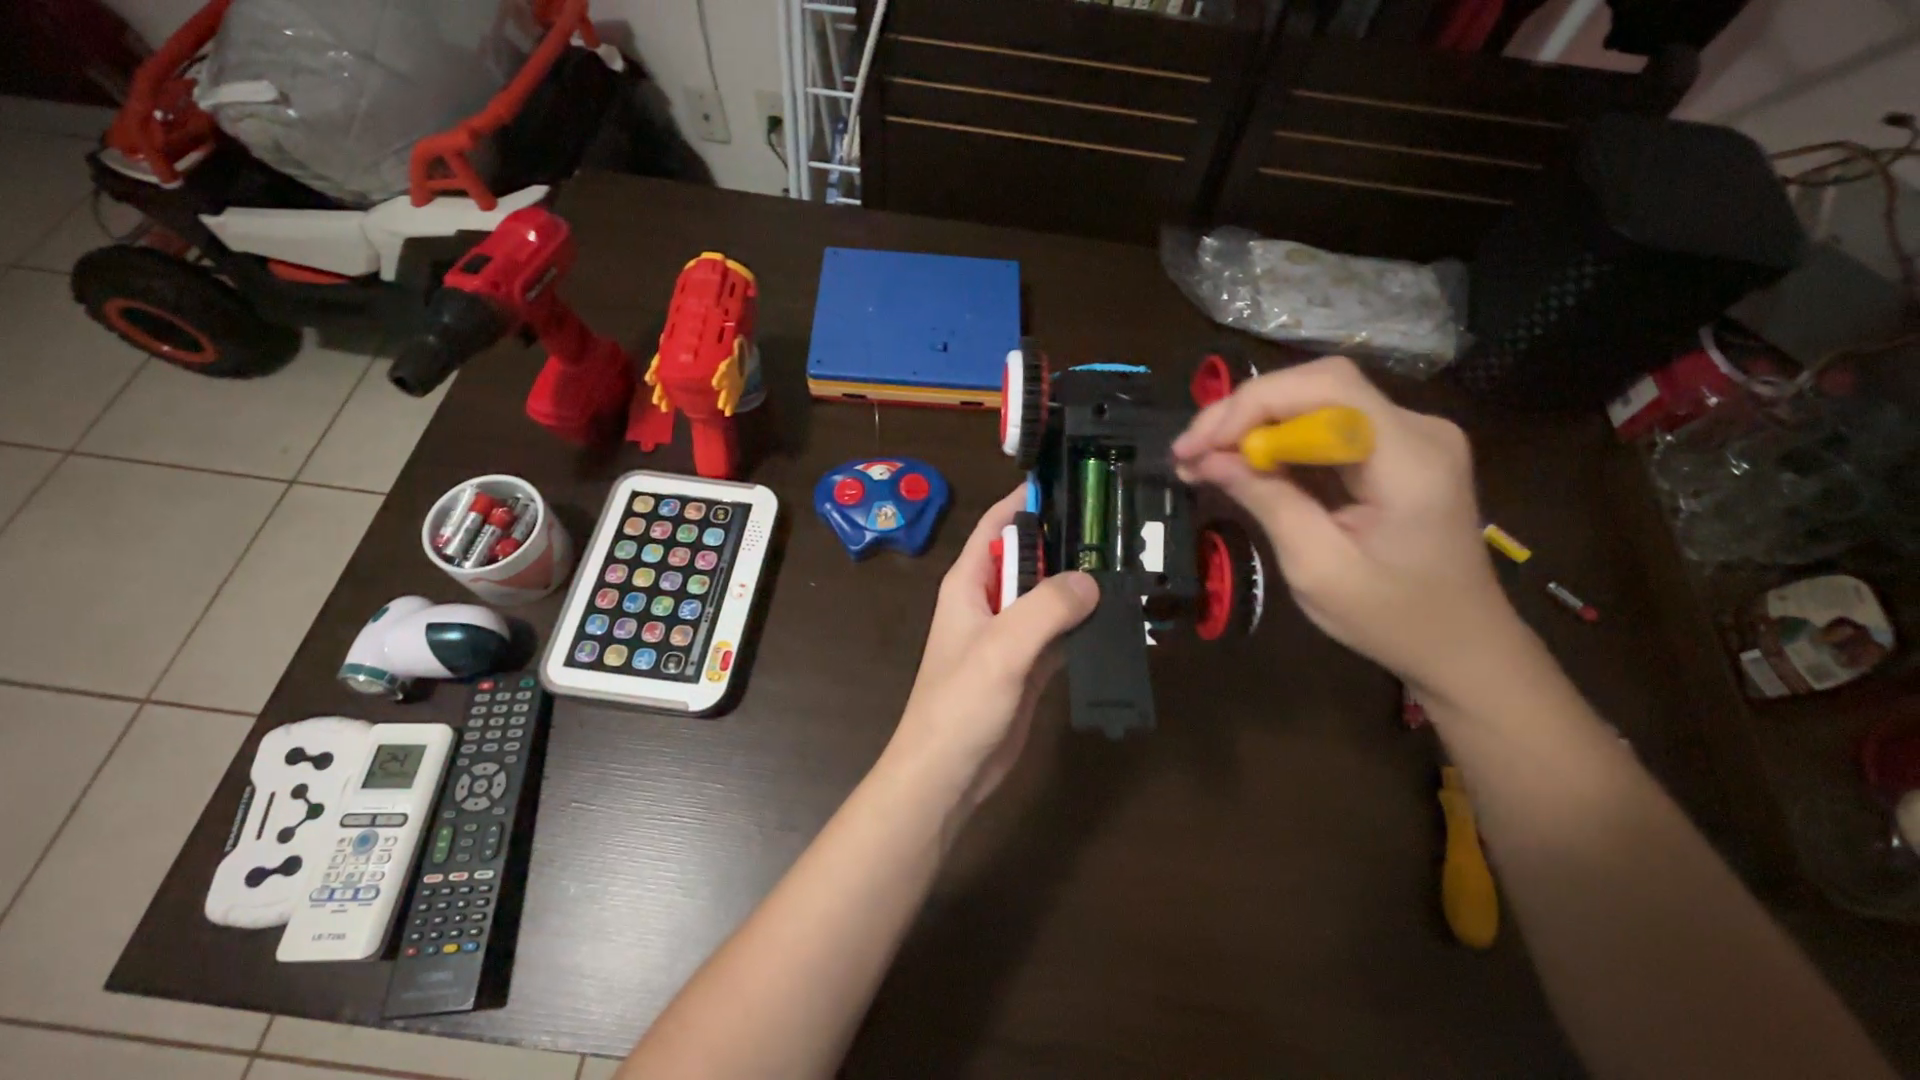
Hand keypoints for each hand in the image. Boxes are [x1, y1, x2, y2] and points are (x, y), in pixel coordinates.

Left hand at [887, 486, 1098, 809]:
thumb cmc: (961, 703)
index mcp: (969, 583)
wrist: (948, 773)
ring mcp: (1011, 635)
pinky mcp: (1030, 666)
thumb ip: (1046, 608)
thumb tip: (1092, 579)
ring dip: (1083, 585)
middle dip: (1069, 541)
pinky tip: (1122, 616)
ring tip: (1133, 563)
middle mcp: (989, 601)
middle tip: (1122, 523)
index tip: (1074, 479)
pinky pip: (1062, 633)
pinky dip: (1087, 625)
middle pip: (1032, 557)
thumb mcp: (1002, 647)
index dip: (1029, 499)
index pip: (998, 524)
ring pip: (1051, 596)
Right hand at [1170, 357, 1517, 695]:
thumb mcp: (1318, 568)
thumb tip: (1207, 458)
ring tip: (1201, 459)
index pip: (1326, 389)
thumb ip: (1267, 501)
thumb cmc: (1393, 619)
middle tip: (1189, 452)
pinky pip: (1329, 427)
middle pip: (1319, 387)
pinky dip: (1280, 442)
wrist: (1462, 645)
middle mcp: (1418, 430)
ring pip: (1318, 402)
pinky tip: (1241, 463)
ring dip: (1255, 425)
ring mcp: (1411, 436)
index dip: (1253, 405)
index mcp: (1410, 459)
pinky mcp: (1397, 450)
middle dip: (1245, 412)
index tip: (1198, 447)